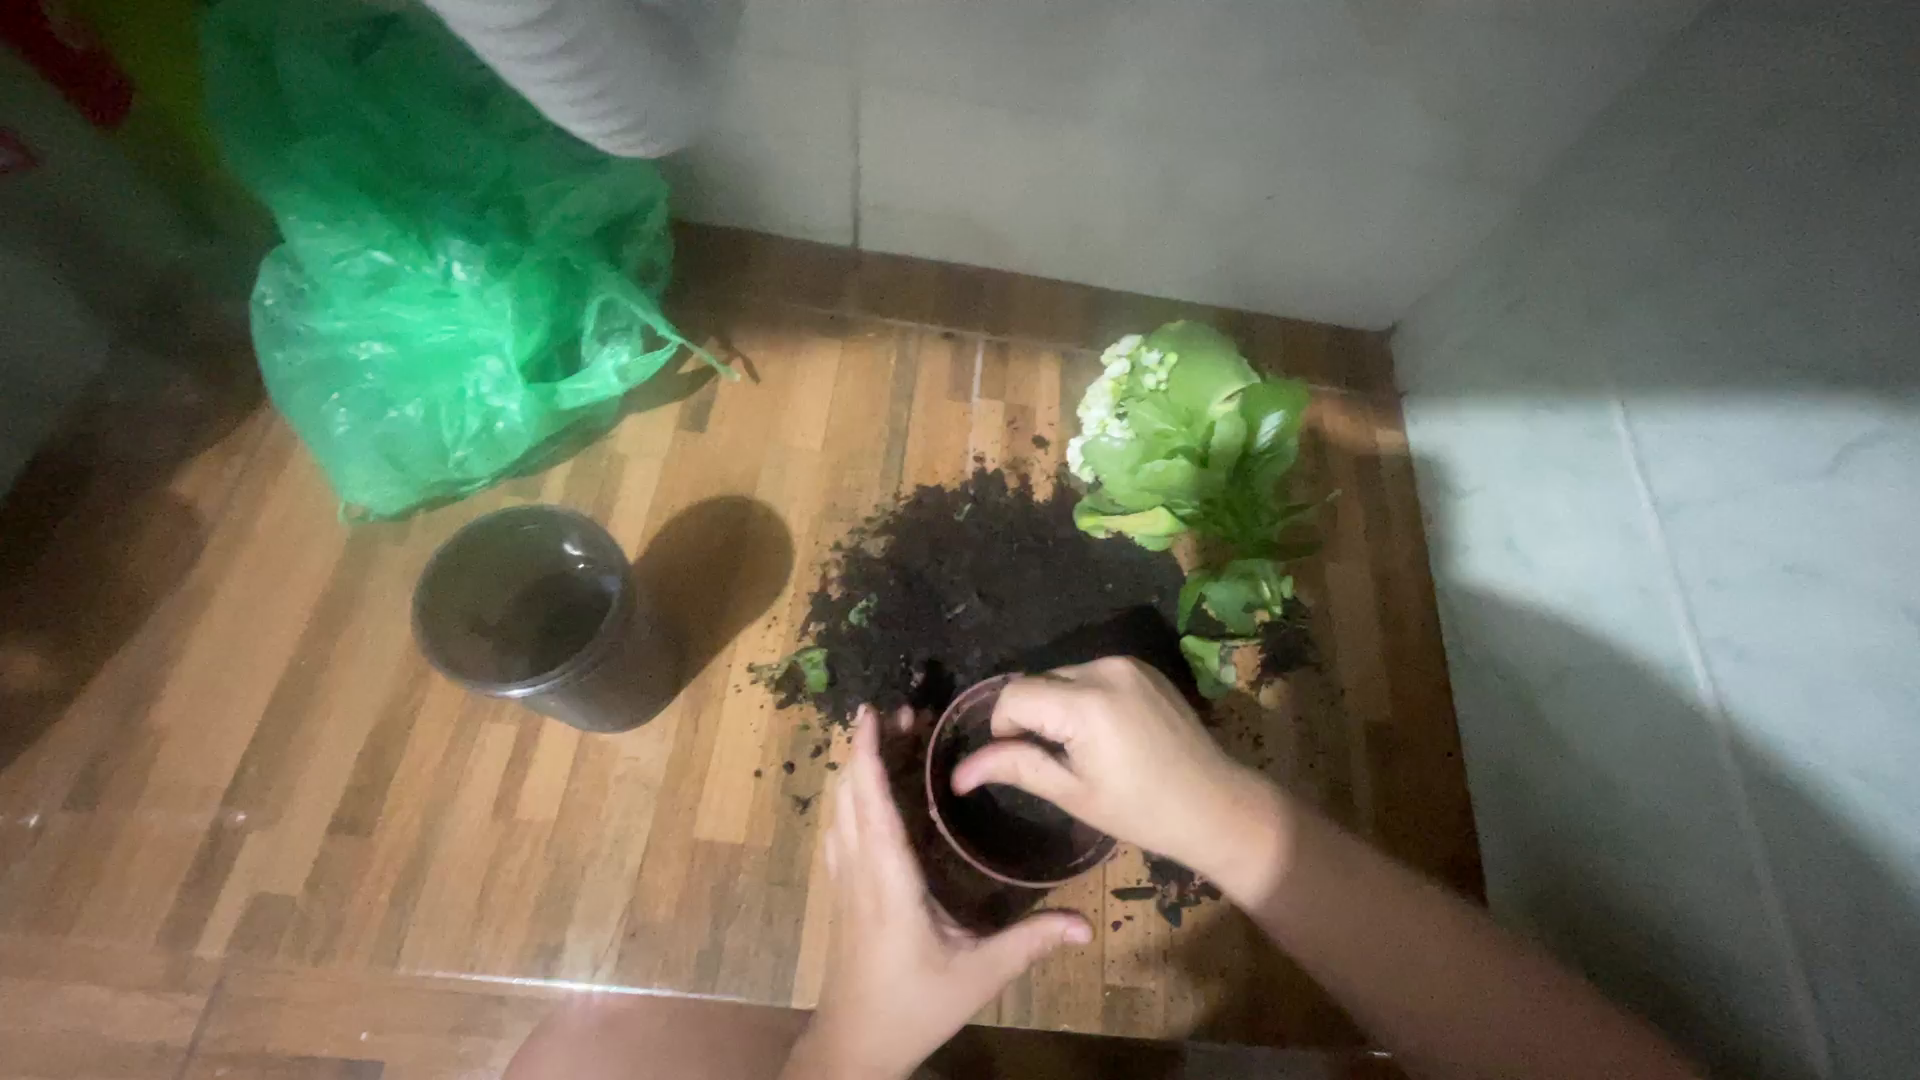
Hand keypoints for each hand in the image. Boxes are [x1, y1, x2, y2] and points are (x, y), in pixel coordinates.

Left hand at [784, 705, 1092, 1079]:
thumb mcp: (977, 978)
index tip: (869, 714)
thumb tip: (1086, 927)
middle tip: (901, 713)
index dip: (867, 756)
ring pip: (839, 808)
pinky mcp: (840, 888)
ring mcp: (843, 879)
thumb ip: (1029, 945)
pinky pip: (838, 828)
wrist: (854, 1046)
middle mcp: (859, 871)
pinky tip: (866, 787)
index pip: (873, 806)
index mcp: (888, 882)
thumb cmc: (914, 1008)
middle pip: (851, 795)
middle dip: (866, 747)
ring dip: (857, 767)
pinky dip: (850, 794)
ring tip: (886, 735)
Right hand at [949, 657, 1287, 900]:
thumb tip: (957, 773)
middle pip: (1037, 682)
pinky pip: (1091, 673)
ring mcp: (1126, 664)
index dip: (1003, 726)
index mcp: (1085, 703)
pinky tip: (1105, 732)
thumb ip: (1014, 768)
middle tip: (1052, 759)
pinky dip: (1083, 696)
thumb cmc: (1140, 810)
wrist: (1215, 804)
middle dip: (1031, 716)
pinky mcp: (1141, 666)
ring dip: (1056, 705)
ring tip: (1081, 747)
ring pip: (1062, 676)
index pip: (1014, 694)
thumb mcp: (1071, 793)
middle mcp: (1103, 668)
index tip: (1020, 758)